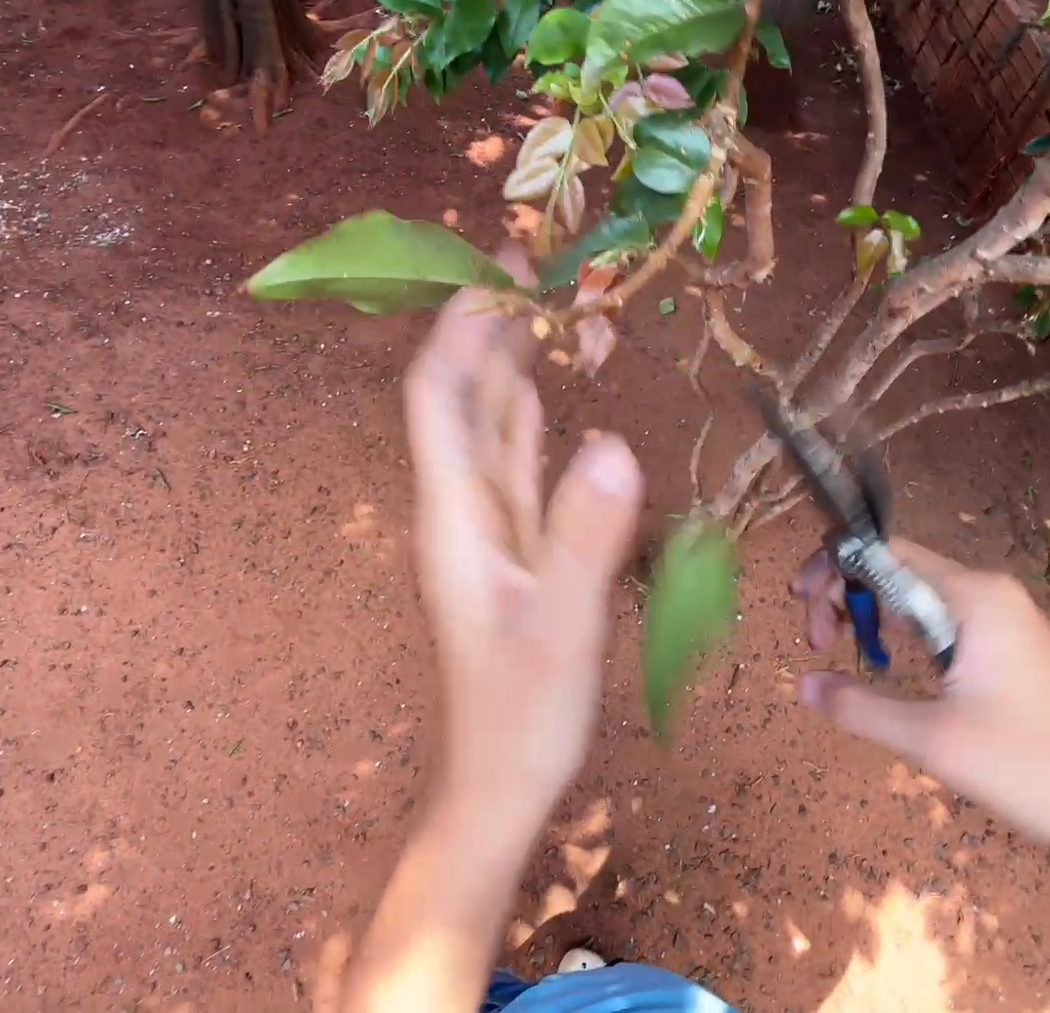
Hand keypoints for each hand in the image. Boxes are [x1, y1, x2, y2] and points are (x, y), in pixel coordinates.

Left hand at [404, 283, 643, 826]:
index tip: (500, 276)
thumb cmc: (522, 716)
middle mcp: (462, 511)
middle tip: (532, 268)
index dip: (458, 333)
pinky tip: (548, 393)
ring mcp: (487, 530)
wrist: (501, 781)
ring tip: (550, 311)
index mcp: (455, 518)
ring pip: (492, 430)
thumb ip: (583, 541)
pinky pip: (517, 468)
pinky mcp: (515, 550)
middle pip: (462, 401)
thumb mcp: (561, 630)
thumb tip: (611, 444)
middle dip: (488, 331)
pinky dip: (532, 422)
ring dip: (514, 368)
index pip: (438, 400)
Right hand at [796, 540, 1049, 864]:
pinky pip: (938, 623)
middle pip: (892, 569)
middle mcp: (986, 592)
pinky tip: (889, 669)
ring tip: (843, 656)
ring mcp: (1002, 620)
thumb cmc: (1037, 767)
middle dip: (843, 596)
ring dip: (869, 617)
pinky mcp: (1009, 649)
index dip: (830, 571)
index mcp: (972, 595)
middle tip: (816, 645)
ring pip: (913, 598)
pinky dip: (900, 636)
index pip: (879, 552)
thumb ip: (859, 706)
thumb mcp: (934, 740)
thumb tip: (801, 685)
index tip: (803, 615)